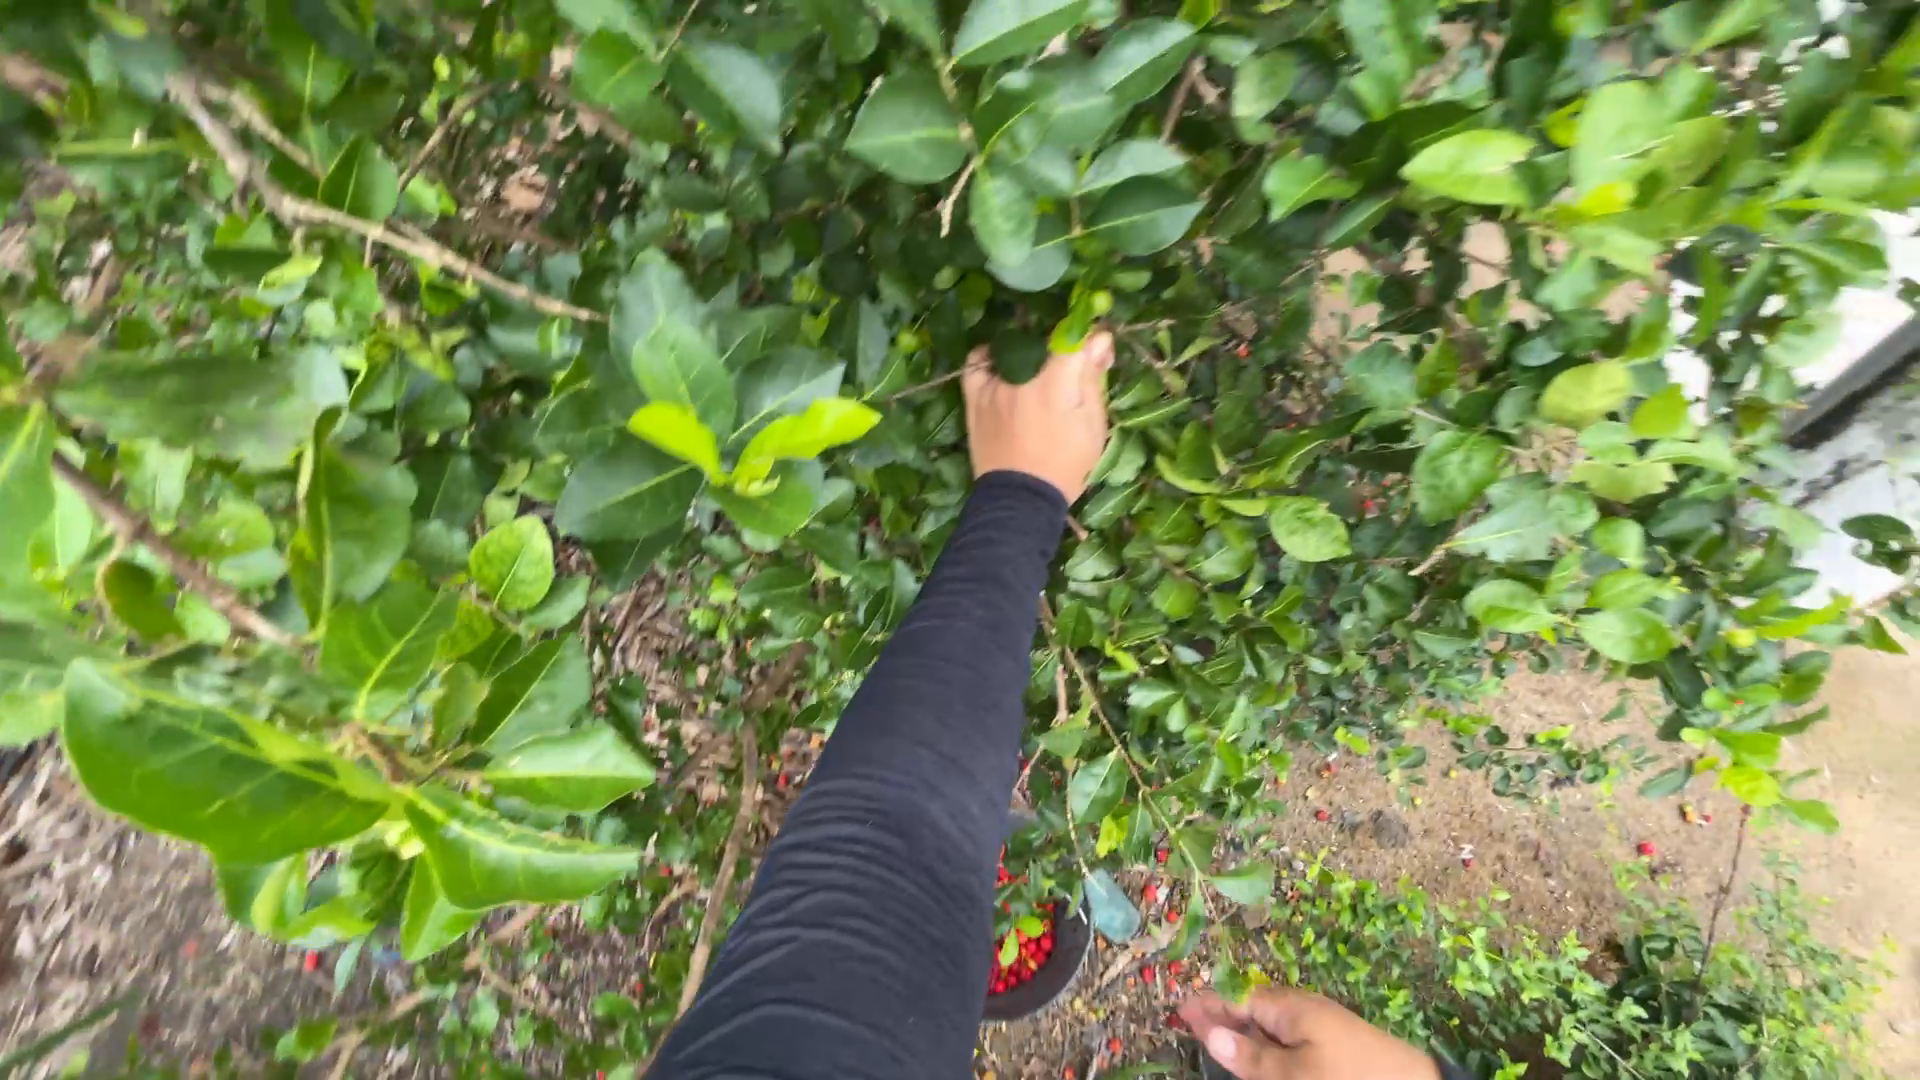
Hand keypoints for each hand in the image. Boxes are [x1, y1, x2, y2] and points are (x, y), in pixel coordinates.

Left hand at [962, 332, 1112, 503]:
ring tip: (1040, 376)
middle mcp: (1021, 376)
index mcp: (1056, 383)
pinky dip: (990, 359)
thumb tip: (1098, 340)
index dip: (1090, 342)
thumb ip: (1092, 381)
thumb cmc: (1065, 468)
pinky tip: (1003, 366)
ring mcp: (994, 385)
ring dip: (1031, 355)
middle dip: (1064, 351)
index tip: (1096, 356)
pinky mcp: (974, 398)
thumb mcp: (1093, 429)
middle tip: (1072, 375)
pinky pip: (976, 363)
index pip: (1075, 338)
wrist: (1020, 501)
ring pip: (1014, 349)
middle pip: (1045, 342)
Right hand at [1178, 989, 1440, 1079]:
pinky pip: (1292, 1043)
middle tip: (1191, 1022)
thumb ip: (1252, 1057)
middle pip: (1252, 1011)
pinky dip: (1271, 1050)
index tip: (1179, 1008)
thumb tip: (1209, 1030)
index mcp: (1290, 1007)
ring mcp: (1322, 1030)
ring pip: (1272, 1029)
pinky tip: (1265, 1061)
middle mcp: (1303, 1011)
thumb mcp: (1296, 1075)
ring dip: (1246, 1036)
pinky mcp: (1338, 1051)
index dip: (1209, 1006)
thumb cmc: (1351, 1079)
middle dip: (1223, 1017)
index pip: (1237, 999)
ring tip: (1219, 1042)